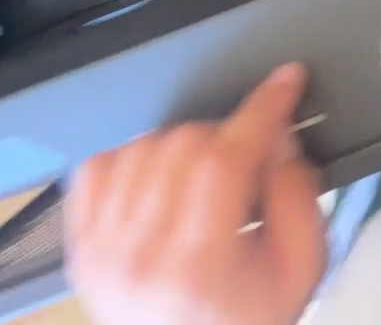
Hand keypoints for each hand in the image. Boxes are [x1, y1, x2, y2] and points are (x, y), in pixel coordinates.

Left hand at [66, 64, 327, 324]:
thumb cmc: (248, 319)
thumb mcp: (303, 264)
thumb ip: (301, 193)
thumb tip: (279, 137)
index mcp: (198, 263)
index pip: (224, 157)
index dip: (262, 106)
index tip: (287, 80)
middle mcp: (137, 256)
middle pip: (185, 142)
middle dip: (232, 131)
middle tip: (252, 158)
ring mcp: (99, 252)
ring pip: (144, 145)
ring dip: (187, 142)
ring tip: (209, 171)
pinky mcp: (78, 249)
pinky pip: (97, 166)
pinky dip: (134, 155)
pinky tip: (161, 174)